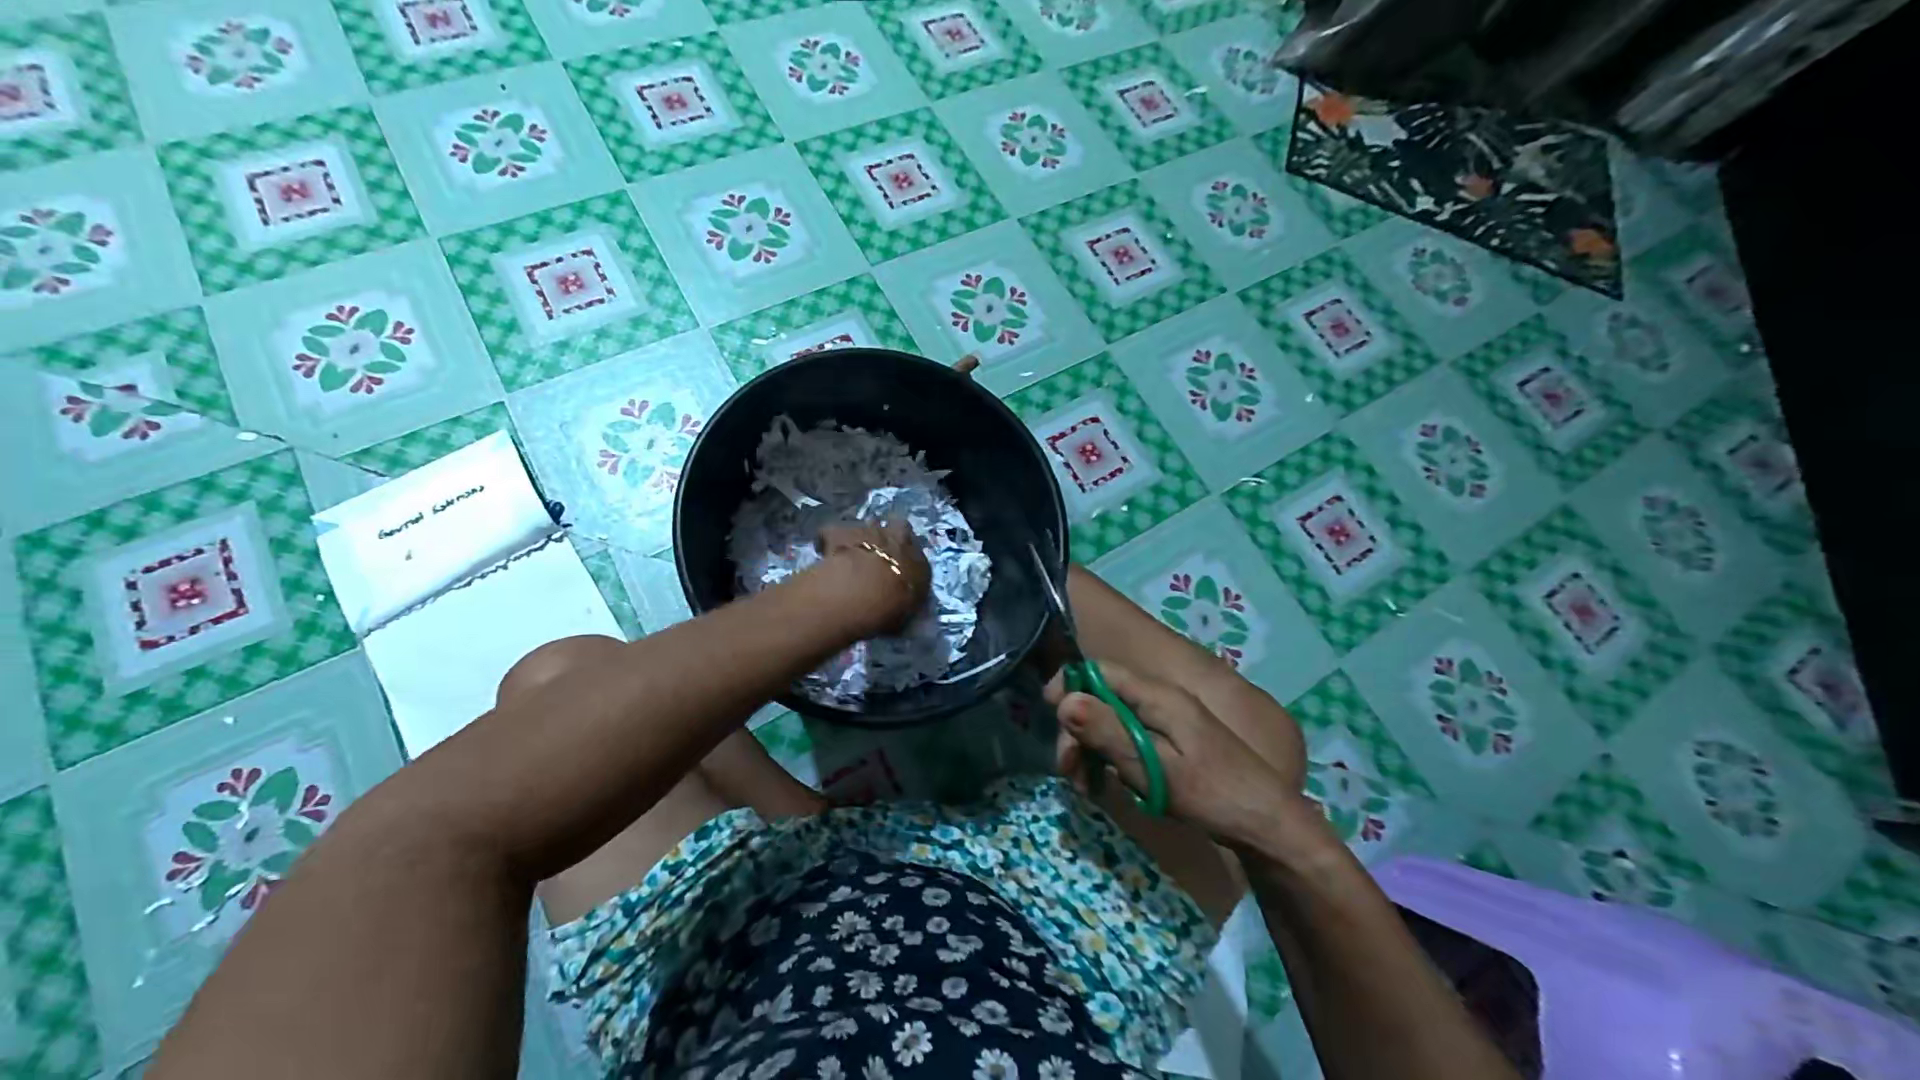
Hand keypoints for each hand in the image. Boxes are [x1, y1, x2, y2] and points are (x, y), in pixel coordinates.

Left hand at [815, 521, 931, 637]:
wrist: (861, 592)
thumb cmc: (891, 609)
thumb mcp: (904, 618)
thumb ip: (902, 610)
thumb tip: (900, 612)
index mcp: (919, 563)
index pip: (918, 559)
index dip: (905, 564)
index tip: (897, 574)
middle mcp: (899, 540)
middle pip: (899, 529)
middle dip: (889, 538)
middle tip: (878, 554)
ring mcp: (870, 530)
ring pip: (868, 525)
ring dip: (862, 537)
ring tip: (851, 554)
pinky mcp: (842, 530)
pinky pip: (834, 531)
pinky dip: (828, 540)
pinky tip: (822, 552)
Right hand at [1047, 661, 1319, 851]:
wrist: (1268, 826)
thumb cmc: (1213, 795)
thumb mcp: (1154, 768)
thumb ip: (1108, 733)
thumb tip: (1064, 700)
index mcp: (1158, 697)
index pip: (1101, 670)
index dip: (1070, 686)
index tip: (1052, 718)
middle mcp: (1159, 701)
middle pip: (1101, 698)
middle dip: (1077, 730)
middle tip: (1068, 772)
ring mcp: (1166, 722)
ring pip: (1110, 721)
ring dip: (1089, 749)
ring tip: (1084, 787)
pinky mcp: (1169, 744)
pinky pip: (1125, 739)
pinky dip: (1108, 759)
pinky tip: (1102, 786)